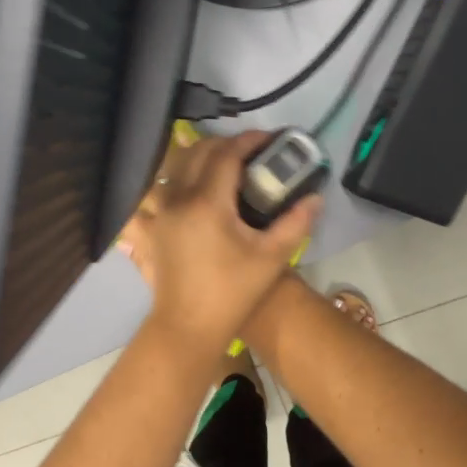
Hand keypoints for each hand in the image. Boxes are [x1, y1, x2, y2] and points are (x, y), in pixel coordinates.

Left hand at [118, 132, 319, 358]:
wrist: (189, 326)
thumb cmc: (232, 292)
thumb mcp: (271, 258)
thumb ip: (295, 223)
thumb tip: (315, 198)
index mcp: (207, 202)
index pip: (227, 155)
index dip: (249, 141)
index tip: (269, 139)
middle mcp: (178, 198)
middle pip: (199, 152)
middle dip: (226, 144)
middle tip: (252, 152)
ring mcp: (159, 211)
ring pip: (175, 166)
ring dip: (200, 156)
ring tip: (224, 166)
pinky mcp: (152, 225)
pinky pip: (157, 190)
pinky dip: (172, 179)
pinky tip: (186, 186)